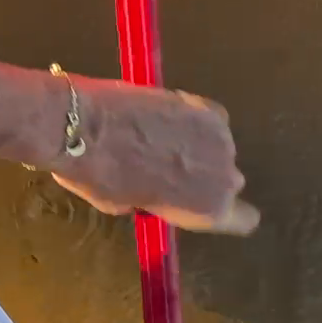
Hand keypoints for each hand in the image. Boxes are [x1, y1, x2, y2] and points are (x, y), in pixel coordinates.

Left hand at [50, 79, 258, 234]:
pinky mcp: (202, 104)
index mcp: (209, 209)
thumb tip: (147, 193)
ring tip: (150, 133)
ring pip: (214, 143)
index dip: (216, 208)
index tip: (191, 200)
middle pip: (224, 177)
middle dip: (198, 172)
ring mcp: (218, 137)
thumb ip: (149, 202)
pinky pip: (204, 113)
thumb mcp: (119, 204)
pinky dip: (185, 114)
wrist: (79, 124)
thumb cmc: (93, 172)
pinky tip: (157, 112)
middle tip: (158, 163)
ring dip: (191, 140)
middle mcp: (225, 176)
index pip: (242, 218)